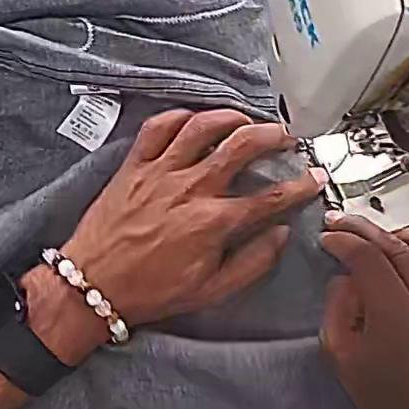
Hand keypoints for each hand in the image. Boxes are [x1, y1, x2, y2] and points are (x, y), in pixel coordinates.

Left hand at [57, 108, 326, 330]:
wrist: (94, 286)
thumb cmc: (150, 291)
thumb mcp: (211, 291)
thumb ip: (252, 263)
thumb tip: (280, 236)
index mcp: (213, 222)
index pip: (270, 197)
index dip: (300, 186)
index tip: (313, 178)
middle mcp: (190, 189)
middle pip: (242, 146)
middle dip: (272, 136)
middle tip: (285, 138)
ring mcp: (160, 173)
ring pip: (202, 127)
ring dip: (230, 117)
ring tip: (246, 120)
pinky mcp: (134, 166)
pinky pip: (157, 127)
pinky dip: (179, 117)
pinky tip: (193, 120)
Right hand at [319, 214, 408, 408]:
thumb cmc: (387, 395)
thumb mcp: (339, 353)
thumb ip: (337, 304)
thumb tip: (346, 272)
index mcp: (399, 319)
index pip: (369, 256)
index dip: (343, 240)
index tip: (331, 237)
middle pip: (399, 245)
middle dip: (365, 231)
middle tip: (348, 229)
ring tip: (391, 240)